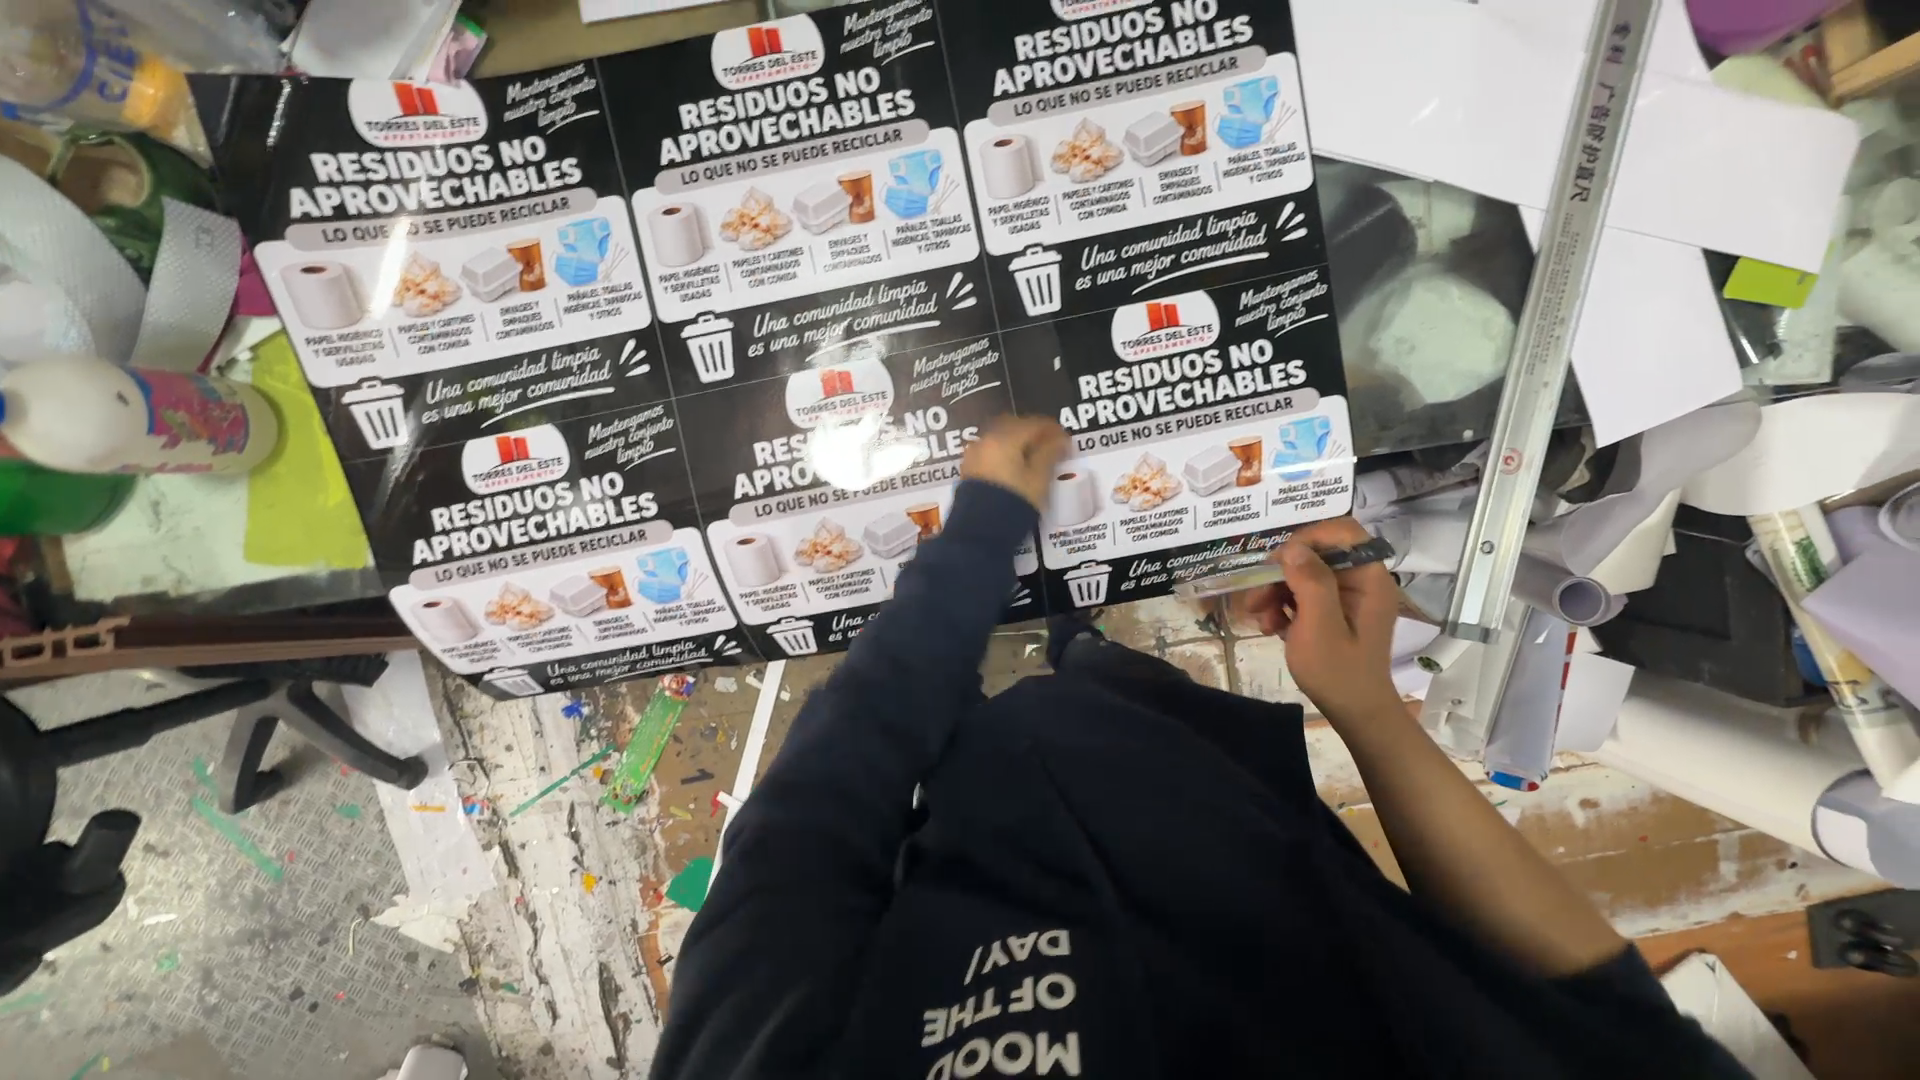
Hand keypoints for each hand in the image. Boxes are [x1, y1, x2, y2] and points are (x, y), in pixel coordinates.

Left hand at [961, 417, 1068, 512]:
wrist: (978, 533)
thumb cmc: (1014, 504)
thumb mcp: (1038, 480)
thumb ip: (1050, 454)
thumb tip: (1060, 440)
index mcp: (1005, 438)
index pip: (1034, 424)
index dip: (1053, 430)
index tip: (1066, 441)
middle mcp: (986, 440)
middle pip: (1014, 426)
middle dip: (1033, 431)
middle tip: (1050, 444)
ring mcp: (974, 454)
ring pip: (1000, 436)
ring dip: (1017, 440)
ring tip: (1034, 456)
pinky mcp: (969, 468)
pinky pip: (990, 450)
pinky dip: (1004, 451)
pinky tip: (1015, 464)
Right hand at [1240, 517, 1401, 722]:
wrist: (1353, 712)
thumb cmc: (1338, 672)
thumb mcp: (1319, 627)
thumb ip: (1311, 583)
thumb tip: (1292, 548)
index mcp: (1369, 579)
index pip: (1343, 532)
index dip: (1308, 538)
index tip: (1278, 561)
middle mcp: (1361, 581)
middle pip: (1316, 554)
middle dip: (1281, 573)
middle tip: (1256, 599)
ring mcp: (1347, 597)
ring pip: (1304, 574)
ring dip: (1275, 592)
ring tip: (1260, 619)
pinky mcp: (1333, 612)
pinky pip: (1303, 594)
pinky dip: (1283, 606)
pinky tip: (1272, 627)